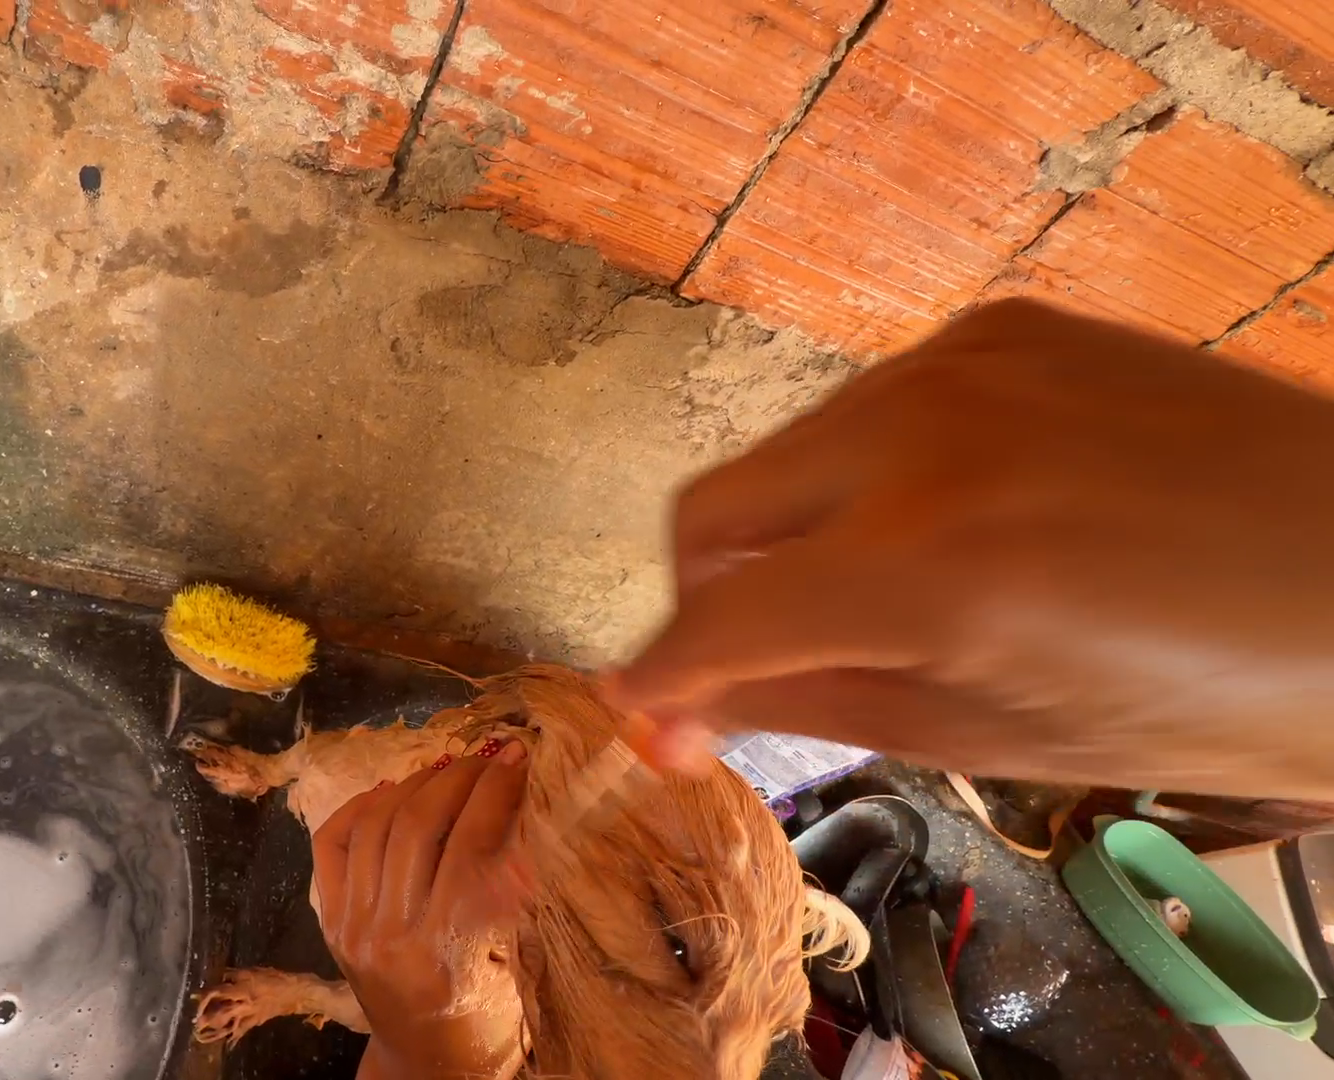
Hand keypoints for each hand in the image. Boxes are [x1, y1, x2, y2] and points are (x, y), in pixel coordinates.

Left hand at [313, 745, 528, 1079]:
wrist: (426, 1064)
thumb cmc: (488, 1016)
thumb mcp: (518, 962)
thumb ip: (515, 890)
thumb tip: (520, 802)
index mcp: (445, 954)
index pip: (469, 846)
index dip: (494, 793)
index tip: (516, 761)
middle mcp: (389, 936)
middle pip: (418, 824)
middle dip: (458, 777)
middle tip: (486, 757)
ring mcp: (350, 926)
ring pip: (376, 823)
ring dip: (416, 782)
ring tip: (448, 768)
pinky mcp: (329, 920)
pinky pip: (333, 840)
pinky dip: (360, 805)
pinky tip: (392, 790)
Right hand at [604, 299, 1333, 799]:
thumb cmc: (1212, 694)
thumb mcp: (980, 731)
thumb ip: (795, 705)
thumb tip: (670, 717)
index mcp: (934, 568)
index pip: (721, 621)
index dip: (660, 672)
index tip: (631, 698)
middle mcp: (921, 439)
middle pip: (705, 513)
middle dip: (698, 592)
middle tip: (739, 644)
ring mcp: (953, 365)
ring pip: (771, 461)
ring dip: (775, 535)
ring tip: (855, 579)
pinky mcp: (987, 330)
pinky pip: (848, 417)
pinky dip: (845, 480)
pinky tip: (923, 509)